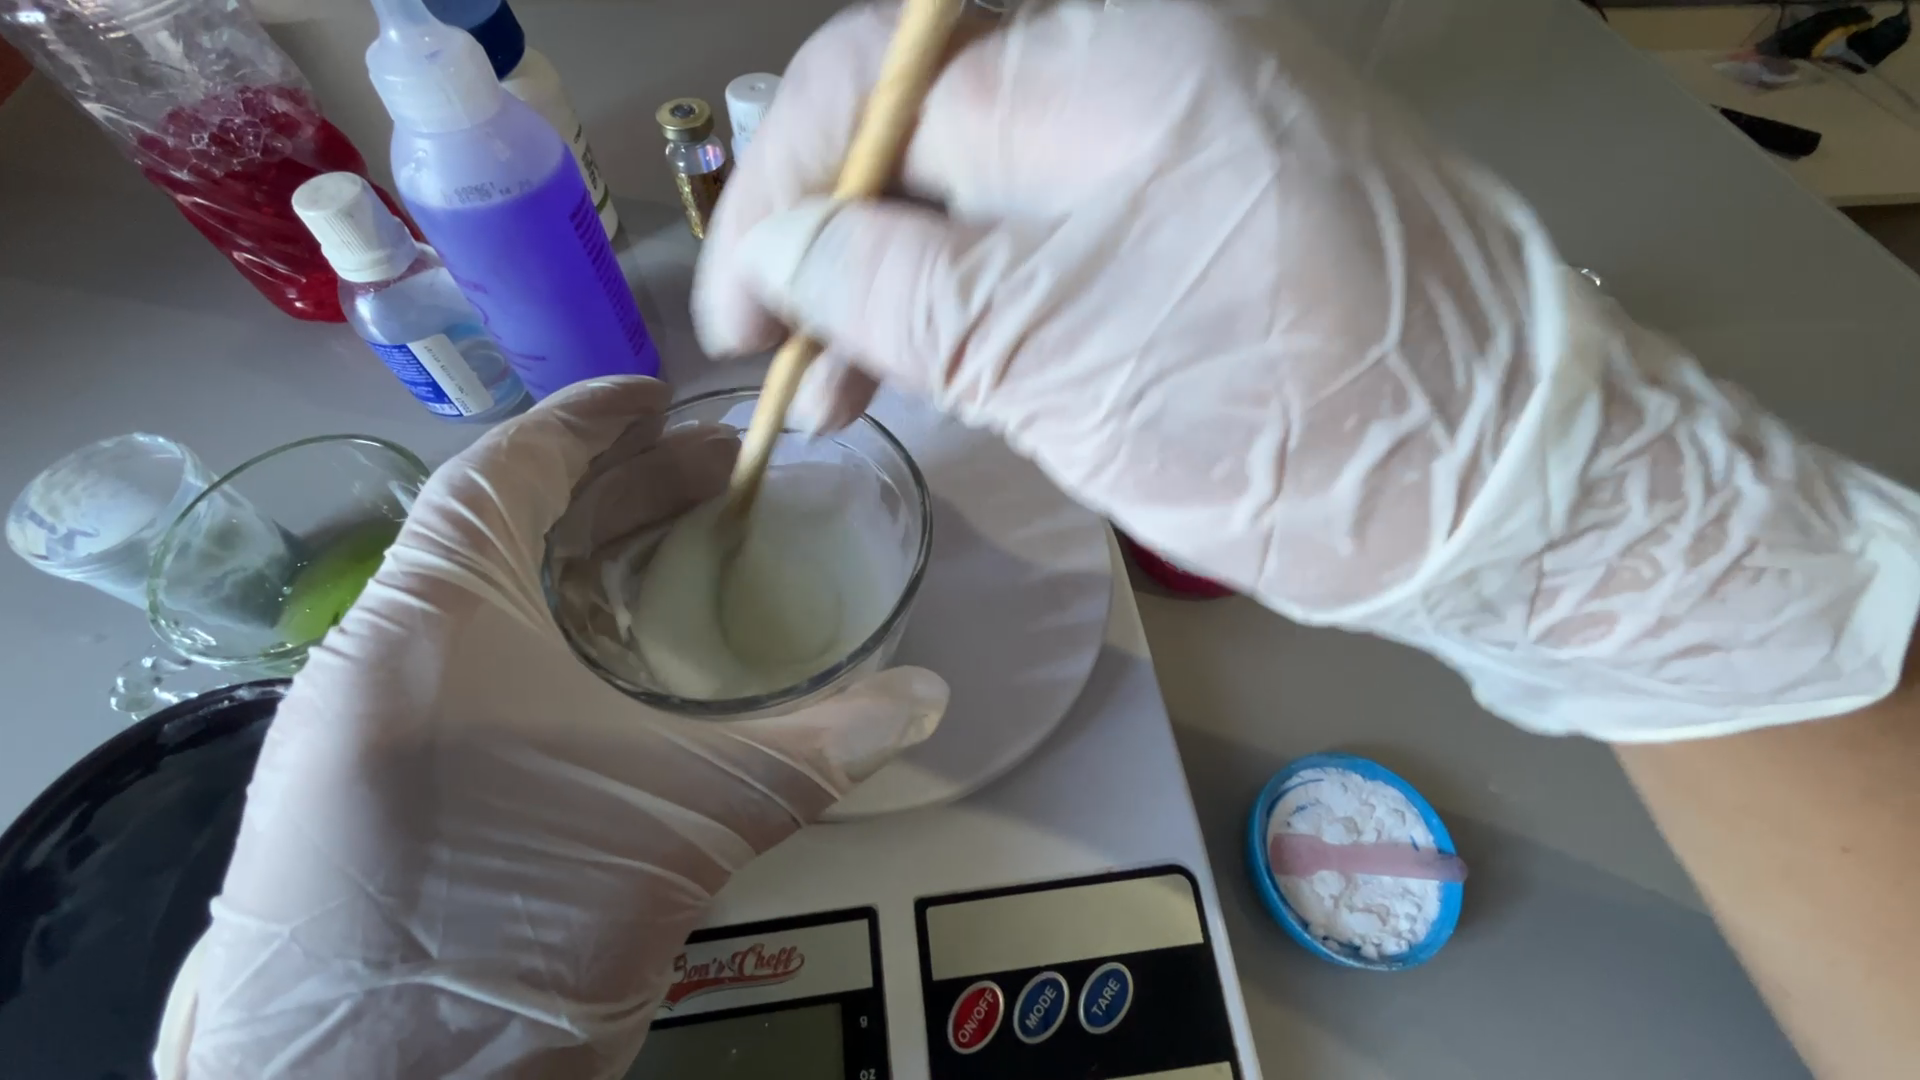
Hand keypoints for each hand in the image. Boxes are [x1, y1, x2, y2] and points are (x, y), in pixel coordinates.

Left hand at [154, 378, 947, 1078]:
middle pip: (514, 525)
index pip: (507, 472)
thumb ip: (820, 748)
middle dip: (619, 487)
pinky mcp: (391, 780)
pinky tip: (628, 654)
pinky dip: (566, 627)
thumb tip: (928, 697)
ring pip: (499, 595)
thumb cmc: (518, 924)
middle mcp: (389, 655)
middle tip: (712, 472)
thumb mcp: (690, 818)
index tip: (657, 394)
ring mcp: (378, 720)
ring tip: (684, 544)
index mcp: (435, 625)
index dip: (586, 419)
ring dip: (595, 559)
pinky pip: (485, 658)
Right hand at [695, 0, 1919, 740]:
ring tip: (842, 393)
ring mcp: (1160, 156)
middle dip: (830, 248)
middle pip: (919, 136)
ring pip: (970, 201)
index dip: (780, 196)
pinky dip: (964, 310)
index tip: (737, 318)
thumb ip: (902, 292)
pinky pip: (1031, 248)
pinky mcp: (1177, 232)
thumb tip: (779, 250)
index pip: (883, 91)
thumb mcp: (1064, 362)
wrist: (1483, 491)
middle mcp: (1134, 77)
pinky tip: (933, 372)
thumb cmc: (1286, 426)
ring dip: (891, 291)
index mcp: (1114, 71)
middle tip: (782, 364)